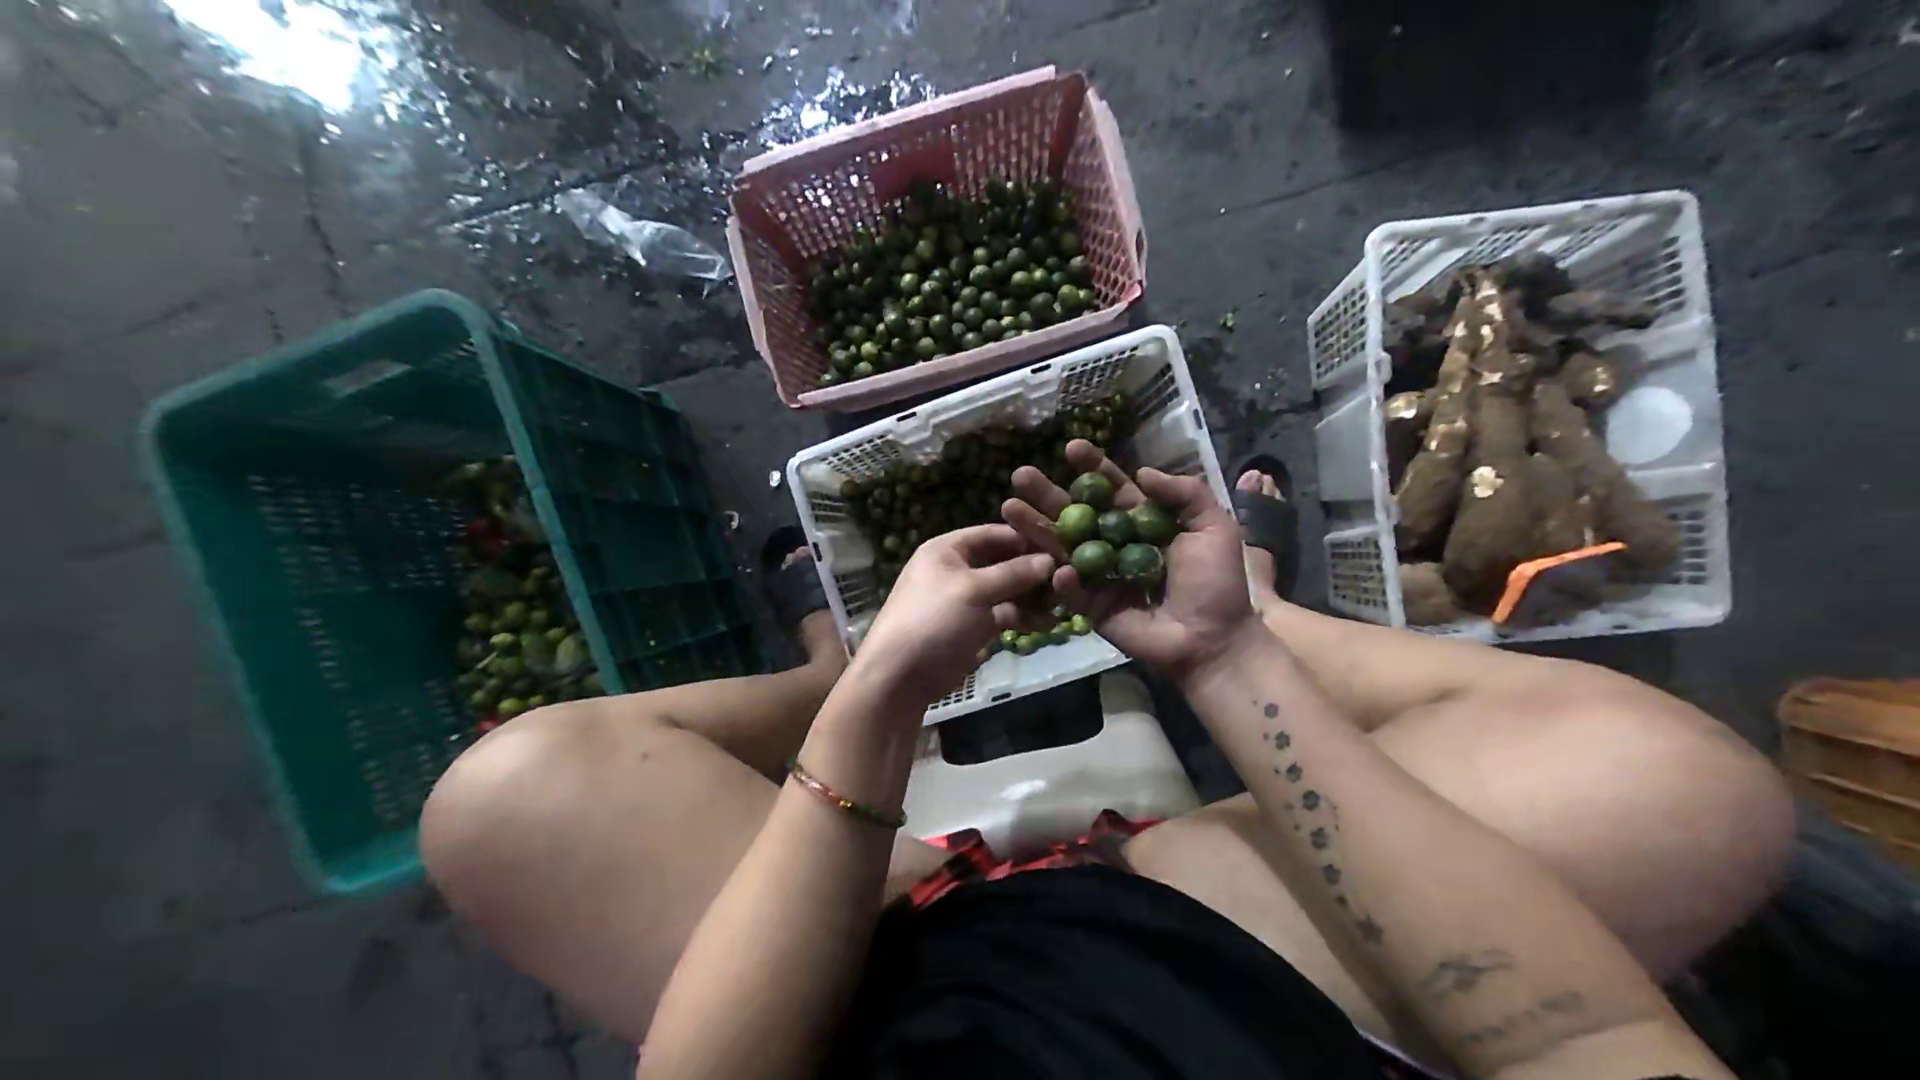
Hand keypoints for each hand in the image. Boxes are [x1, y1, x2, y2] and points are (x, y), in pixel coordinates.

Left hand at [854, 524, 1056, 707]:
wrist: (899, 676)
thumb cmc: (933, 620)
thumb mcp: (973, 590)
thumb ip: (1013, 573)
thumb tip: (1050, 561)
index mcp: (948, 549)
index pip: (993, 533)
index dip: (1025, 538)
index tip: (1060, 545)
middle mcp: (957, 569)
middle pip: (1003, 561)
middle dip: (1033, 570)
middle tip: (1069, 575)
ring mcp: (966, 599)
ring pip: (1007, 590)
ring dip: (1033, 595)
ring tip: (1065, 601)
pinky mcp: (973, 626)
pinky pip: (1004, 614)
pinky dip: (1024, 617)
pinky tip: (1050, 623)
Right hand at [1003, 441, 1256, 680]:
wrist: (1212, 637)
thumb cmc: (1216, 581)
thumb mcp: (1213, 526)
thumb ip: (1184, 493)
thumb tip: (1141, 472)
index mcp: (1143, 522)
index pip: (1112, 489)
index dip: (1092, 468)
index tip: (1071, 447)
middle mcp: (1115, 543)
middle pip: (1077, 513)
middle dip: (1049, 494)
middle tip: (1021, 474)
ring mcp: (1100, 575)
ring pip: (1064, 547)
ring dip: (1036, 529)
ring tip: (1009, 508)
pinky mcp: (1092, 606)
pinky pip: (1072, 590)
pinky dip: (1061, 579)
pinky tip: (1052, 565)